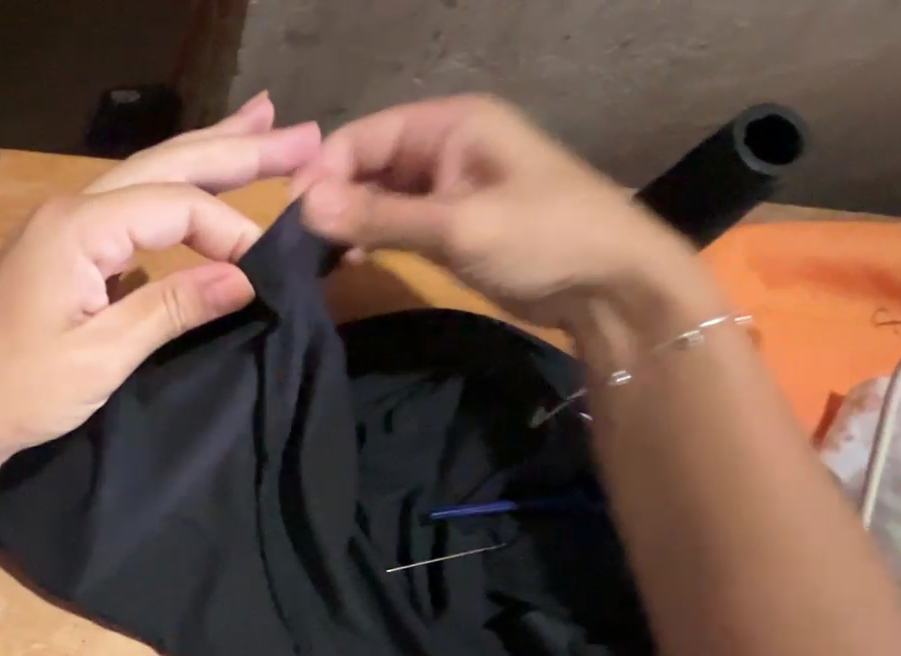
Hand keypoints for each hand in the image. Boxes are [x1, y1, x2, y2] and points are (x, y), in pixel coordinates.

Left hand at [0, 93, 319, 472]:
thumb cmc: (19, 392)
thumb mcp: (102, 356)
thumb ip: (171, 308)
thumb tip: (244, 279)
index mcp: (77, 227)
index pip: (175, 206)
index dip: (230, 231)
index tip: (270, 269)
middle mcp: (69, 210)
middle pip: (164, 165)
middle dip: (235, 148)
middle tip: (303, 135)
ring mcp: (61, 228)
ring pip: (145, 177)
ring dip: (206, 156)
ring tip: (263, 128)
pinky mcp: (61, 252)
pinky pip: (128, 209)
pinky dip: (172, 194)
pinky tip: (197, 188)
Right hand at [293, 96, 718, 335]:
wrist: (611, 285)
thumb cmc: (543, 238)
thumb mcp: (456, 226)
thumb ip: (379, 216)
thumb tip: (303, 207)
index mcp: (449, 125)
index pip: (361, 138)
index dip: (321, 175)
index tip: (290, 223)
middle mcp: (442, 146)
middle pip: (363, 165)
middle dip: (329, 201)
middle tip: (294, 249)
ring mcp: (445, 187)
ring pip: (374, 197)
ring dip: (345, 224)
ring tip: (311, 261)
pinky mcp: (448, 224)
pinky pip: (392, 223)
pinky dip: (367, 241)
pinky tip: (343, 266)